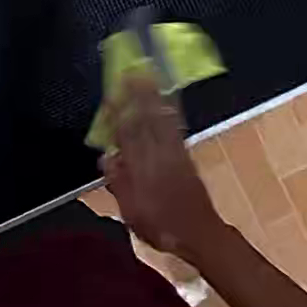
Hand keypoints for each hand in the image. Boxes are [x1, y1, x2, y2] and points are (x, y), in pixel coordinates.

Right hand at [100, 75, 231, 263]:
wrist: (199, 234)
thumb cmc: (160, 226)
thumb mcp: (130, 211)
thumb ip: (119, 183)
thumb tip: (107, 156)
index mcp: (141, 168)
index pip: (127, 133)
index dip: (119, 111)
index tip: (113, 92)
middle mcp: (158, 155)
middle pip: (147, 119)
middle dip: (139, 94)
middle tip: (134, 71)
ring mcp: (175, 153)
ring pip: (163, 119)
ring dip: (155, 97)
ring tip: (150, 77)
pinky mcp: (186, 156)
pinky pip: (176, 127)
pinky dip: (170, 111)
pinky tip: (167, 101)